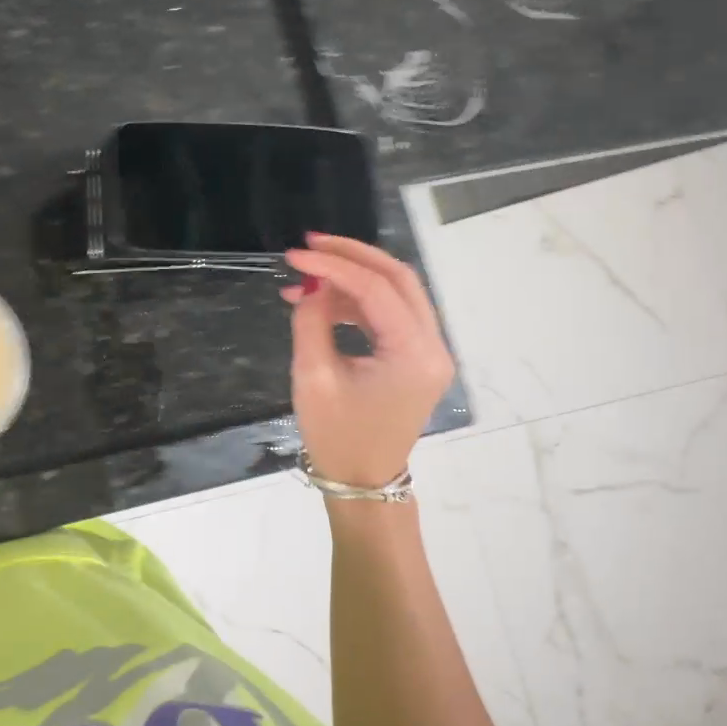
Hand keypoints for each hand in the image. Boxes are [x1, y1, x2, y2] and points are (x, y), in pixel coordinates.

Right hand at [281, 233, 454, 487]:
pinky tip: (321, 300)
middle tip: (309, 244)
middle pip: (399, 278)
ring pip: (396, 291)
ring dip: (352, 276)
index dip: (333, 265)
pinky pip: (389, 312)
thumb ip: (312, 321)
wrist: (362, 481)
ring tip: (305, 276)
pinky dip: (356, 299)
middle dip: (352, 255)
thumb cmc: (336, 435)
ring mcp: (428, 351)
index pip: (375, 289)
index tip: (294, 256)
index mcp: (414, 354)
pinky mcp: (415, 357)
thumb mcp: (314, 375)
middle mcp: (432, 346)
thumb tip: (312, 285)